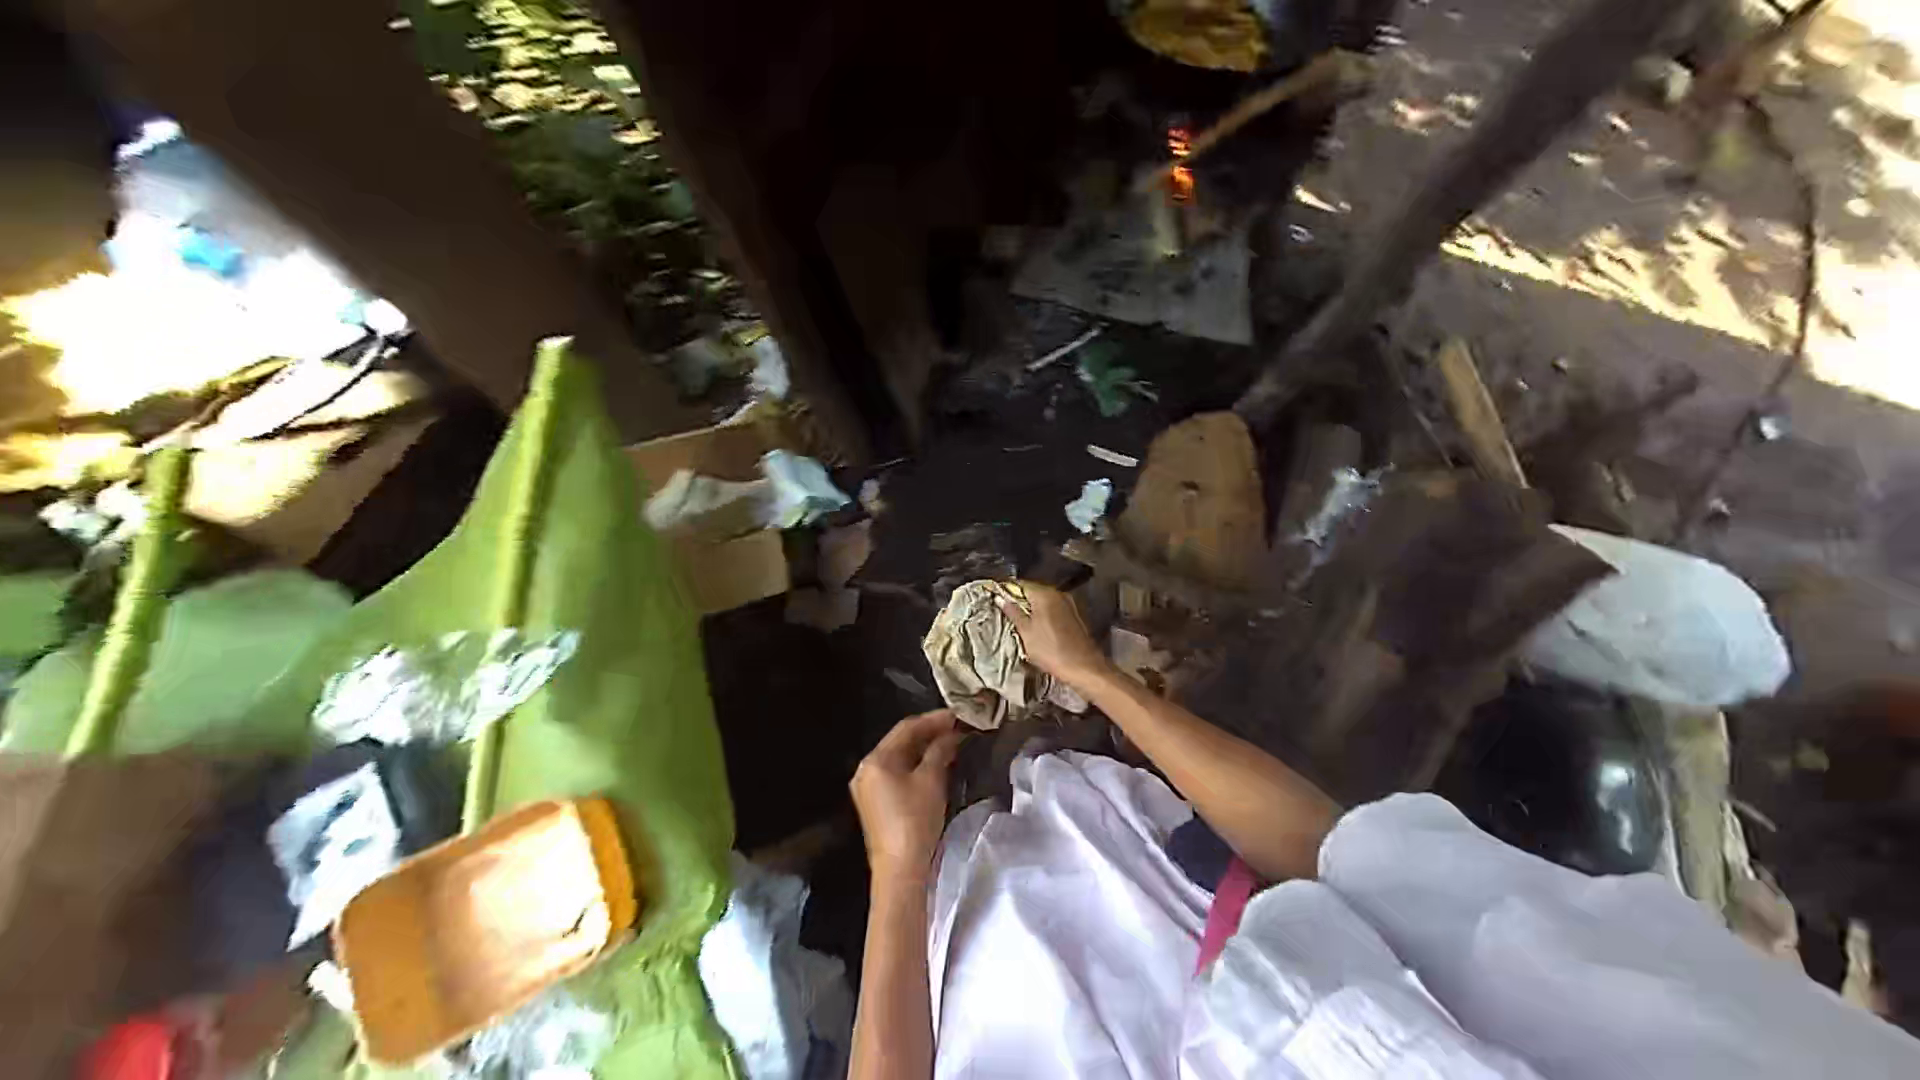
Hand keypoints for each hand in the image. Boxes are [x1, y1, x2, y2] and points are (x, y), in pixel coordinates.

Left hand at [851, 710, 962, 882]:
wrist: (900, 870)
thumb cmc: (915, 820)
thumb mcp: (931, 780)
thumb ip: (940, 751)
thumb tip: (951, 735)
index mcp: (875, 760)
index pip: (906, 728)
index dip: (934, 719)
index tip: (957, 715)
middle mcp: (866, 769)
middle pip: (900, 742)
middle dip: (929, 734)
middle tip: (957, 728)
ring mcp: (868, 788)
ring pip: (900, 758)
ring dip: (924, 750)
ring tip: (951, 743)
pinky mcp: (876, 803)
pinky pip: (897, 774)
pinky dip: (916, 766)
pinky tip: (936, 765)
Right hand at [999, 582, 1113, 691]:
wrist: (1083, 668)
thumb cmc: (1052, 650)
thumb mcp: (1025, 632)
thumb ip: (1013, 612)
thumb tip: (1001, 598)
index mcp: (1045, 594)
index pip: (1020, 584)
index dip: (1006, 591)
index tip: (996, 600)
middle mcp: (1058, 595)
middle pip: (1032, 592)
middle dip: (1018, 601)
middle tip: (1005, 614)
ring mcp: (1068, 605)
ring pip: (1043, 603)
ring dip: (1031, 611)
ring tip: (1019, 625)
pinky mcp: (1073, 618)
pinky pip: (1053, 611)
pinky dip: (1043, 617)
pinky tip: (1037, 631)